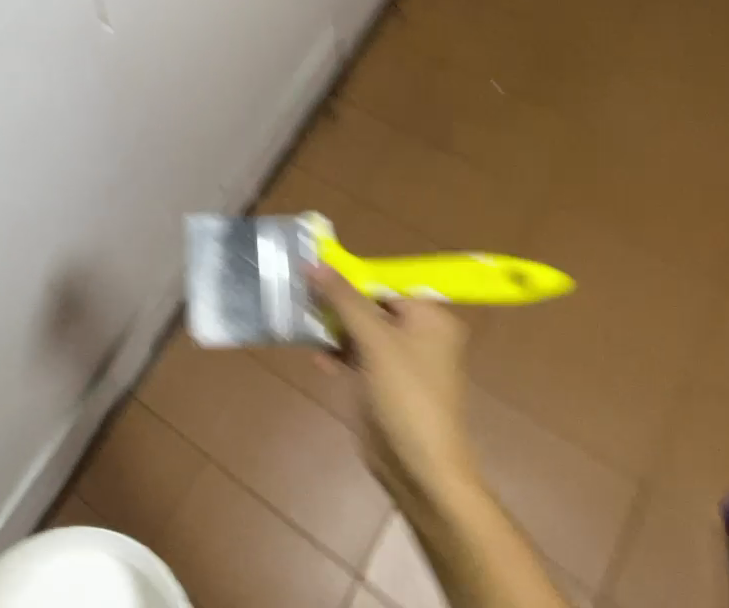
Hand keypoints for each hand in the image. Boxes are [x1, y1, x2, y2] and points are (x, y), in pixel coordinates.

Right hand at [309, 264, 477, 504]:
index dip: (349, 277)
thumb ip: (343, 299)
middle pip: (368, 306)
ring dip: (330, 328)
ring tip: (300, 320)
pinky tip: (315, 357)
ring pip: (357, 332)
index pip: (384, 283)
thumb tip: (313, 262)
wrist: (417, 466)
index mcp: (428, 318)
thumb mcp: (374, 339)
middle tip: (299, 292)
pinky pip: (352, 357)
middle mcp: (416, 335)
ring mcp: (397, 362)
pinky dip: (334, 354)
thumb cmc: (405, 395)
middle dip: (335, 302)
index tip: (313, 270)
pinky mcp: (379, 384)